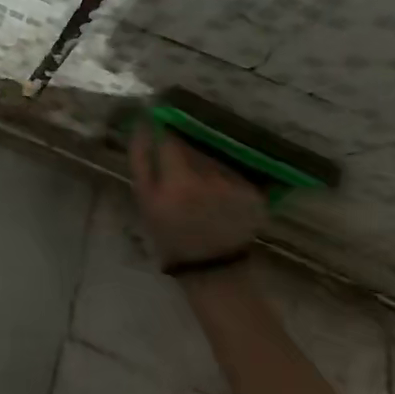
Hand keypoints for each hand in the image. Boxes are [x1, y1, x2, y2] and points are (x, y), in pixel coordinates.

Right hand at [127, 122, 266, 266]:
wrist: (211, 268)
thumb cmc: (170, 233)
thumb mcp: (145, 199)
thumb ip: (141, 159)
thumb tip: (142, 125)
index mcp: (180, 178)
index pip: (171, 138)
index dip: (164, 133)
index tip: (160, 132)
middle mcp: (210, 176)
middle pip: (194, 146)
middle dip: (185, 152)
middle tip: (179, 170)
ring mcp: (235, 183)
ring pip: (213, 158)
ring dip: (205, 164)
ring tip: (200, 186)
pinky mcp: (253, 192)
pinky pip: (231, 172)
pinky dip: (224, 178)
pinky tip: (218, 196)